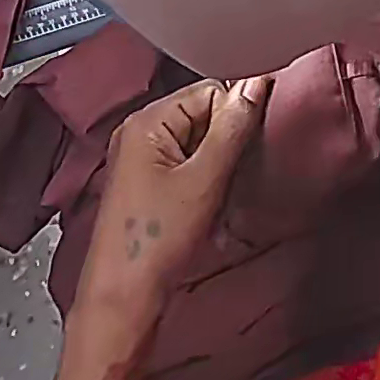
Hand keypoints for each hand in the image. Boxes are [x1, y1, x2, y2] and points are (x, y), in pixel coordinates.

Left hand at [73, 77, 272, 340]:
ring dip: (218, 164)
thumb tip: (256, 82)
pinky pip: (187, 161)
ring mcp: (141, 156)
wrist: (123, 296)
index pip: (210, 91)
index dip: (234, 118)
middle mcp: (140, 130)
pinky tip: (206, 205)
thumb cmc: (159, 237)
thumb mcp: (205, 178)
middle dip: (226, 143)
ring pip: (199, 141)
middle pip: (204, 114)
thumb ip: (232, 127)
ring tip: (216, 196)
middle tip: (229, 178)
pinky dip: (205, 178)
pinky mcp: (147, 179)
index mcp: (147, 120)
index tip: (244, 151)